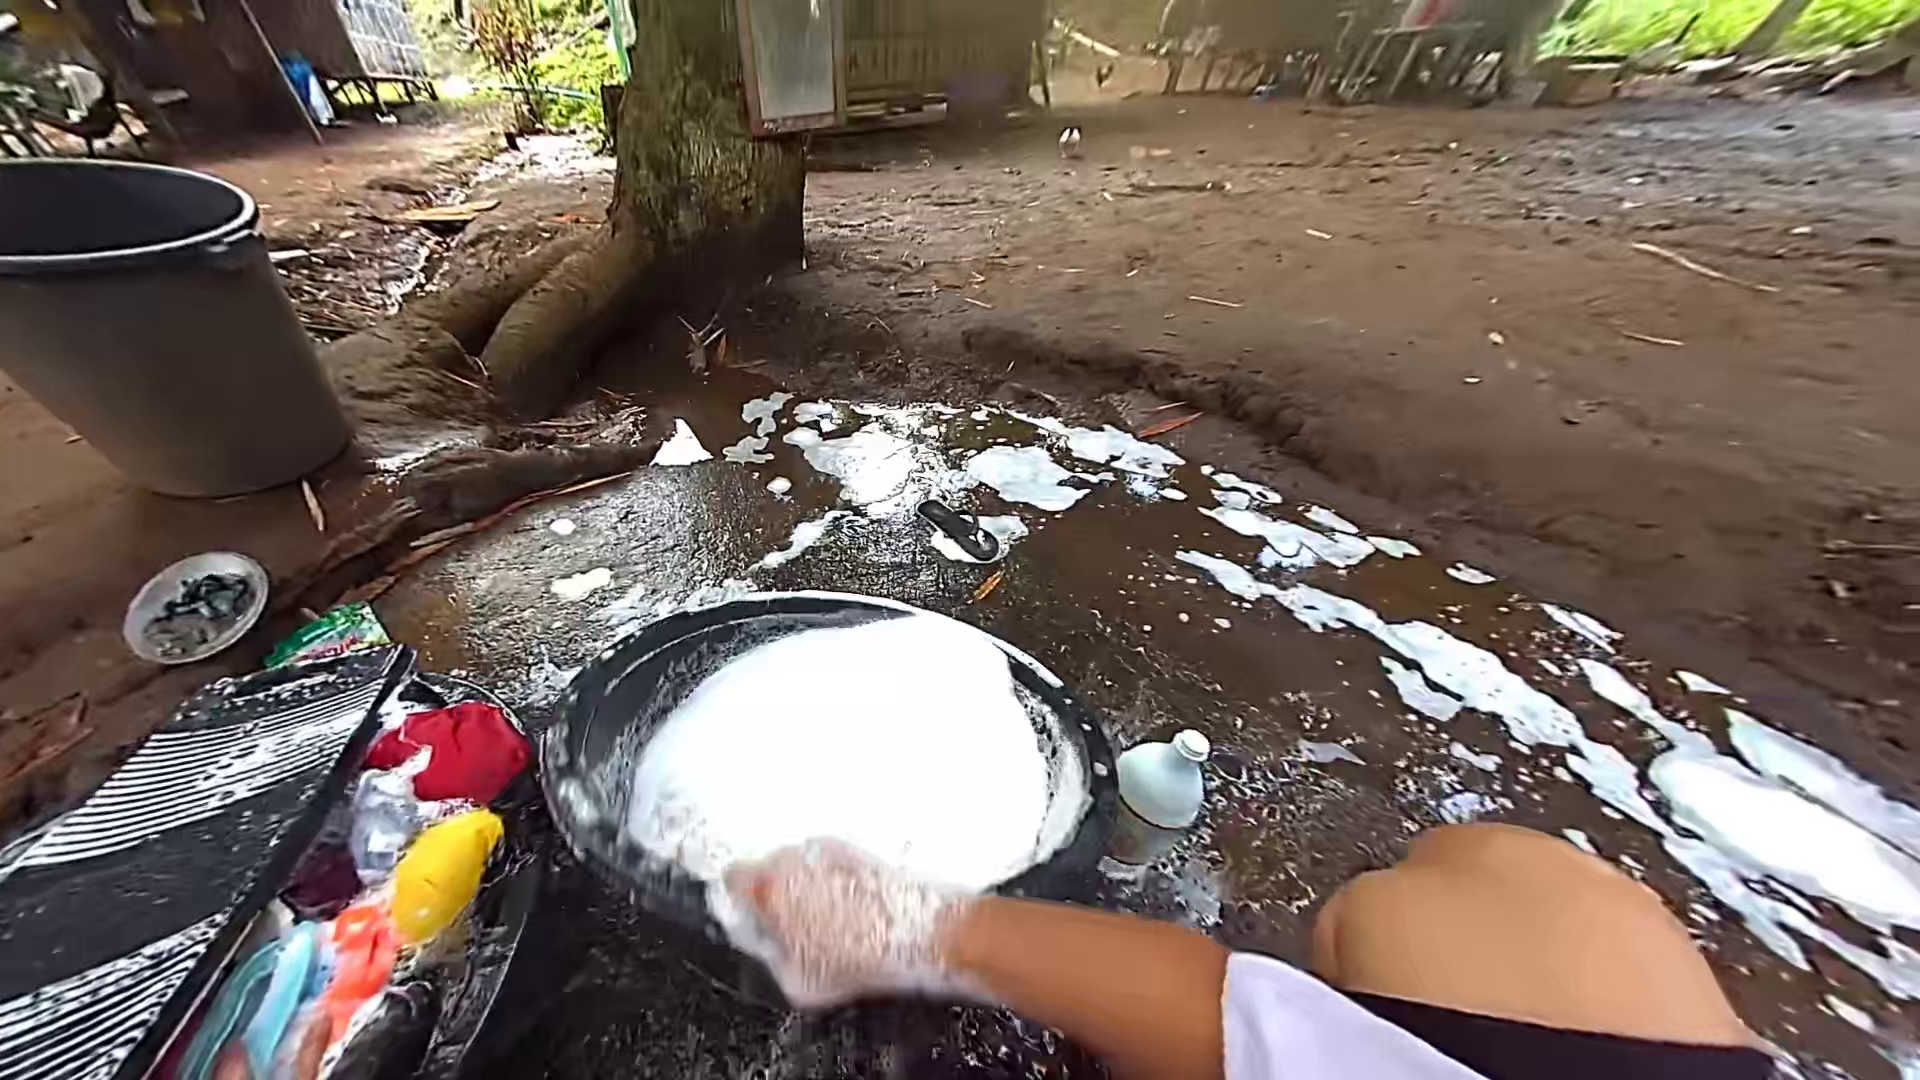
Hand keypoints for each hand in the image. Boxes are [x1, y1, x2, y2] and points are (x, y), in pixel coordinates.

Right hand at [714, 839, 969, 1007]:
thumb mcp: (792, 977)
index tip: (747, 912)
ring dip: (802, 882)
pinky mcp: (851, 845)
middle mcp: (797, 856)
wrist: (911, 930)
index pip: (733, 876)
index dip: (736, 896)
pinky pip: (825, 860)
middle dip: (774, 890)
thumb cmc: (856, 955)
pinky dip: (827, 876)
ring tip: (826, 916)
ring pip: (798, 862)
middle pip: (768, 867)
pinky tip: (845, 905)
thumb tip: (760, 935)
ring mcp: (826, 846)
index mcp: (772, 885)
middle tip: (790, 921)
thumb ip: (765, 948)